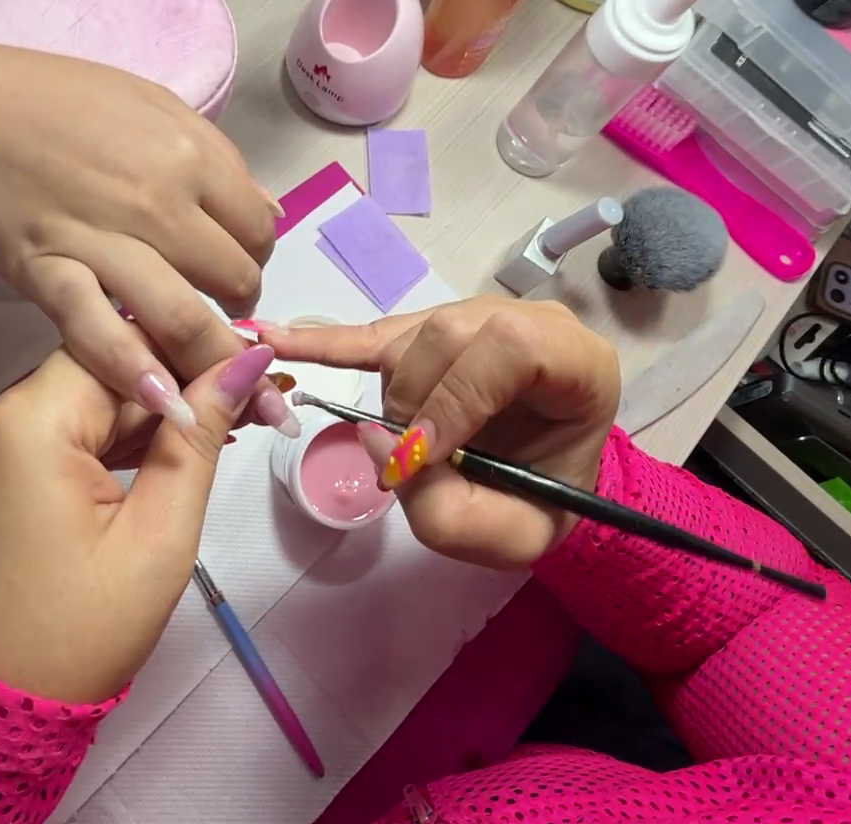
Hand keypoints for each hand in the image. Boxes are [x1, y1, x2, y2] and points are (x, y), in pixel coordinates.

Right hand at [0, 44, 286, 432]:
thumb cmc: (54, 97)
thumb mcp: (153, 102)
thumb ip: (217, 158)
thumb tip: (267, 211)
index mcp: (188, 155)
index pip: (258, 230)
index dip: (257, 255)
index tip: (239, 264)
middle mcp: (157, 204)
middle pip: (234, 279)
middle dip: (241, 306)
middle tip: (223, 308)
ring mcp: (101, 244)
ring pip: (184, 318)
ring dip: (209, 351)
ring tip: (206, 357)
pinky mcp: (48, 276)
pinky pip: (100, 333)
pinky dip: (135, 372)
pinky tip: (161, 398)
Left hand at [0, 341, 276, 702]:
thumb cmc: (76, 634)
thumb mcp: (156, 536)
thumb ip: (199, 437)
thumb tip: (245, 361)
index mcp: (28, 421)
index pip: (126, 345)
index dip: (199, 352)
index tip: (262, 372)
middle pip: (109, 367)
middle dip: (184, 386)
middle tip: (259, 403)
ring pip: (93, 396)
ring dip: (158, 411)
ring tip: (230, 423)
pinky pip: (69, 429)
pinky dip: (120, 436)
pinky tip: (174, 446)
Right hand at [262, 298, 620, 568]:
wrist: (542, 476)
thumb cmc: (540, 503)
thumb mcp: (518, 537)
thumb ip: (451, 511)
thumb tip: (380, 441)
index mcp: (575, 362)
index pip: (508, 345)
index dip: (457, 398)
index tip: (425, 455)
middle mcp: (525, 319)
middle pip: (442, 336)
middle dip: (414, 407)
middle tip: (414, 461)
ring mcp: (472, 313)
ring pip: (405, 338)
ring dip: (392, 400)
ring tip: (409, 444)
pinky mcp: (424, 329)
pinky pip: (367, 333)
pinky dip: (321, 342)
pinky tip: (275, 338)